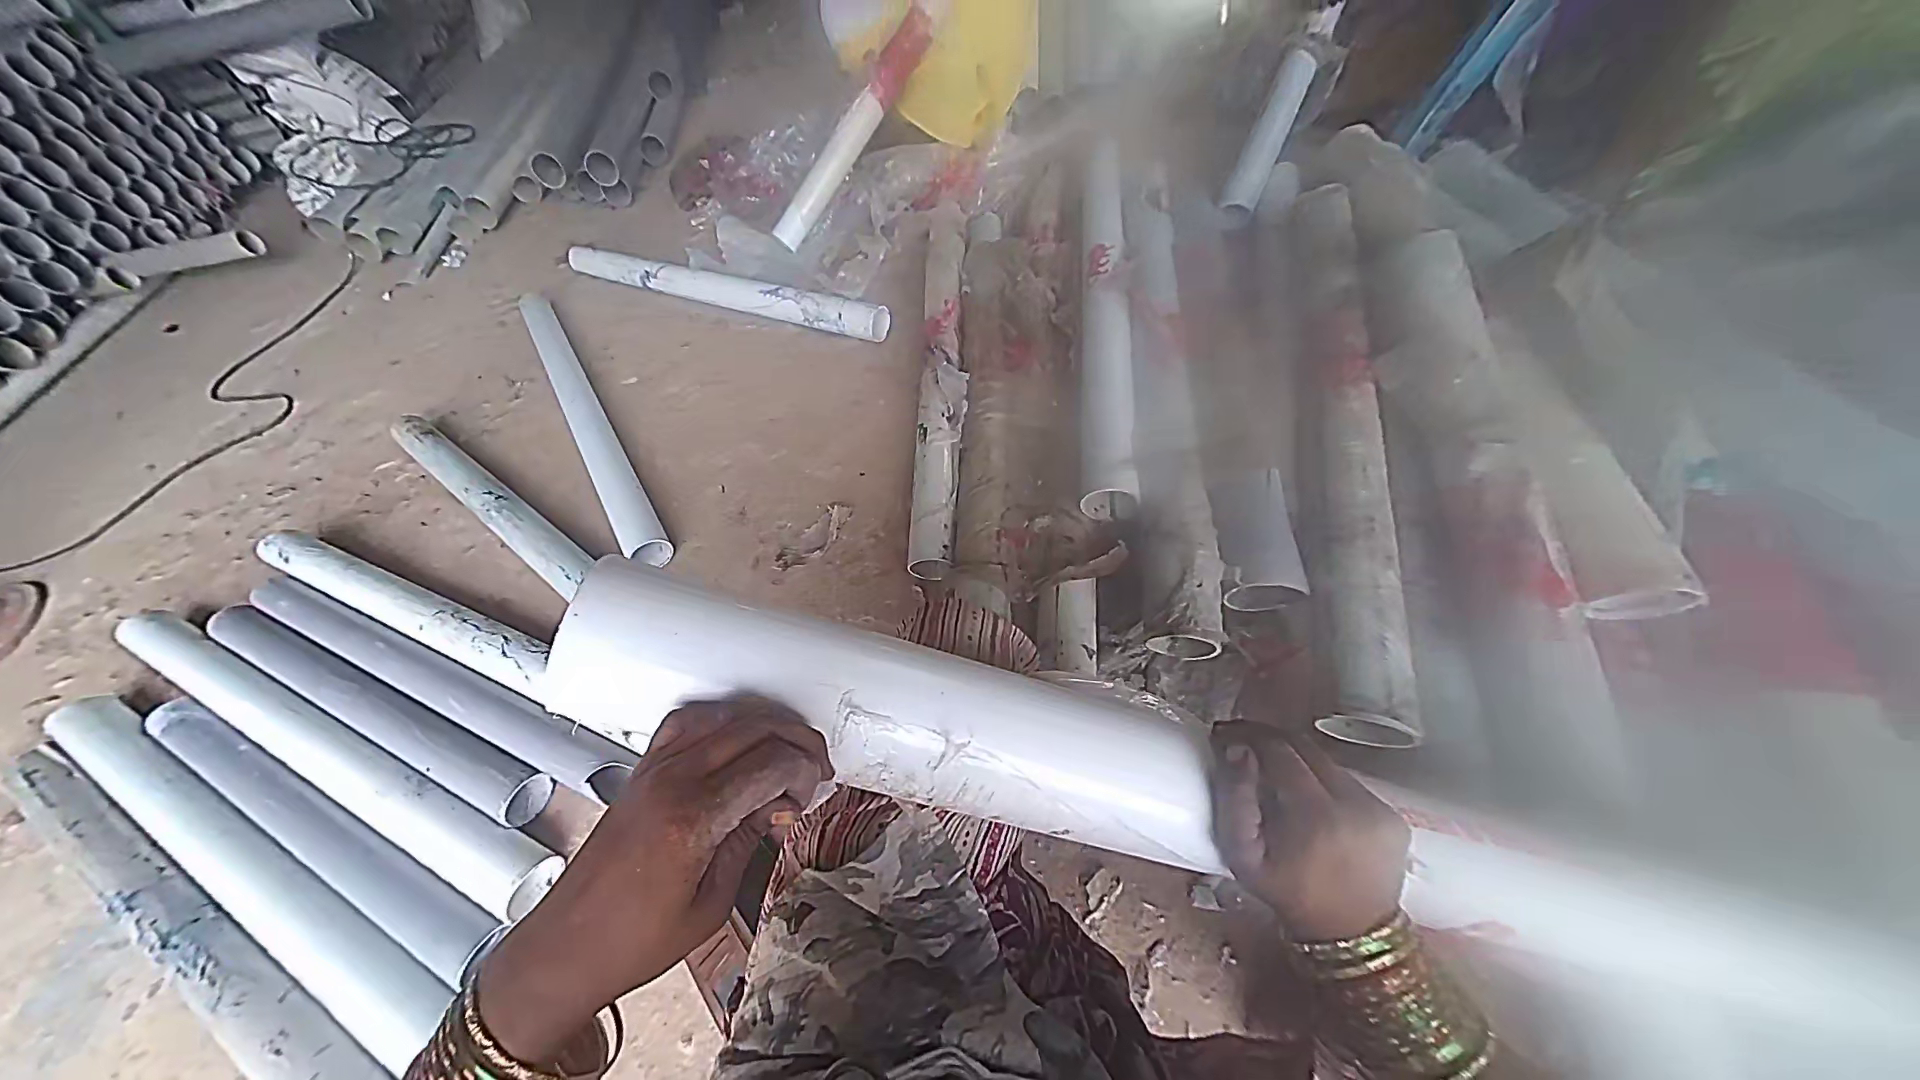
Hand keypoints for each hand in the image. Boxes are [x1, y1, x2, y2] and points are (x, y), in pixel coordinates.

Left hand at [477, 697, 831, 1063]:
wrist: (563, 950)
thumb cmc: (632, 942)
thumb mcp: (711, 904)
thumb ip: (750, 839)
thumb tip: (781, 804)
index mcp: (692, 818)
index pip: (770, 763)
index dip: (804, 771)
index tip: (810, 792)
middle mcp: (672, 781)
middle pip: (754, 729)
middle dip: (796, 742)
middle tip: (814, 768)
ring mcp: (654, 770)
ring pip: (724, 716)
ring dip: (764, 725)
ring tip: (786, 749)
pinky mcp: (641, 771)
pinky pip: (686, 722)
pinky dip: (722, 720)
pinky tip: (738, 738)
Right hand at [1211, 722, 1410, 940]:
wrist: (1351, 935)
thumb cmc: (1287, 894)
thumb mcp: (1243, 855)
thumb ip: (1235, 800)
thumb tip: (1237, 750)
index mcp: (1318, 814)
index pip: (1279, 749)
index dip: (1246, 734)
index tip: (1222, 733)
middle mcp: (1357, 804)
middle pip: (1304, 746)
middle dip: (1266, 736)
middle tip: (1238, 740)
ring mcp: (1380, 808)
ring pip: (1326, 760)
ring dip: (1292, 755)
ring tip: (1265, 764)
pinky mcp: (1393, 815)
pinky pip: (1345, 780)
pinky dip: (1318, 777)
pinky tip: (1301, 792)